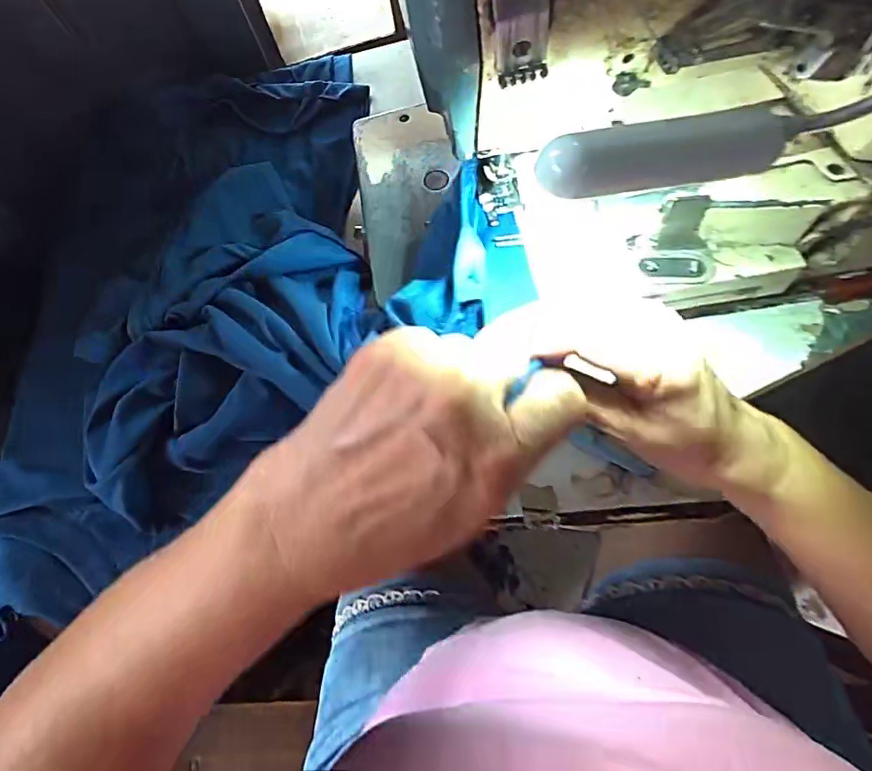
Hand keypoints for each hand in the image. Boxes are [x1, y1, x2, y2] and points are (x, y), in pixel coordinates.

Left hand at [222, 327, 589, 604]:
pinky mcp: (386, 343)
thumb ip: (512, 452)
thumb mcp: (478, 508)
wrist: (308, 509)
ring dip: (454, 373)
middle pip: (511, 362)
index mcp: (499, 444)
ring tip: (418, 408)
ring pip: (464, 350)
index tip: (534, 410)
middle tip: (464, 416)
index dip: (549, 402)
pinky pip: (424, 344)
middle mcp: (467, 389)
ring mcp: (422, 359)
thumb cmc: (395, 527)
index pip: (563, 393)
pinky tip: (392, 396)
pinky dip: (418, 365)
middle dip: (497, 387)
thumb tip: (530, 413)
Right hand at [476, 297, 796, 498]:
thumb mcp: (631, 433)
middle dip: (526, 326)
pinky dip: (553, 320)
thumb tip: (533, 375)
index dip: (535, 342)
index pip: (582, 336)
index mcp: (659, 358)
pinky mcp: (639, 311)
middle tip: (488, 347)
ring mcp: (648, 311)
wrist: (733, 437)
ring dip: (534, 320)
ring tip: (501, 341)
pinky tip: (532, 335)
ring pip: (574, 304)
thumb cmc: (688, 445)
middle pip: (573, 312)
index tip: (498, 356)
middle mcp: (654, 322)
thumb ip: (581, 397)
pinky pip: (585, 309)